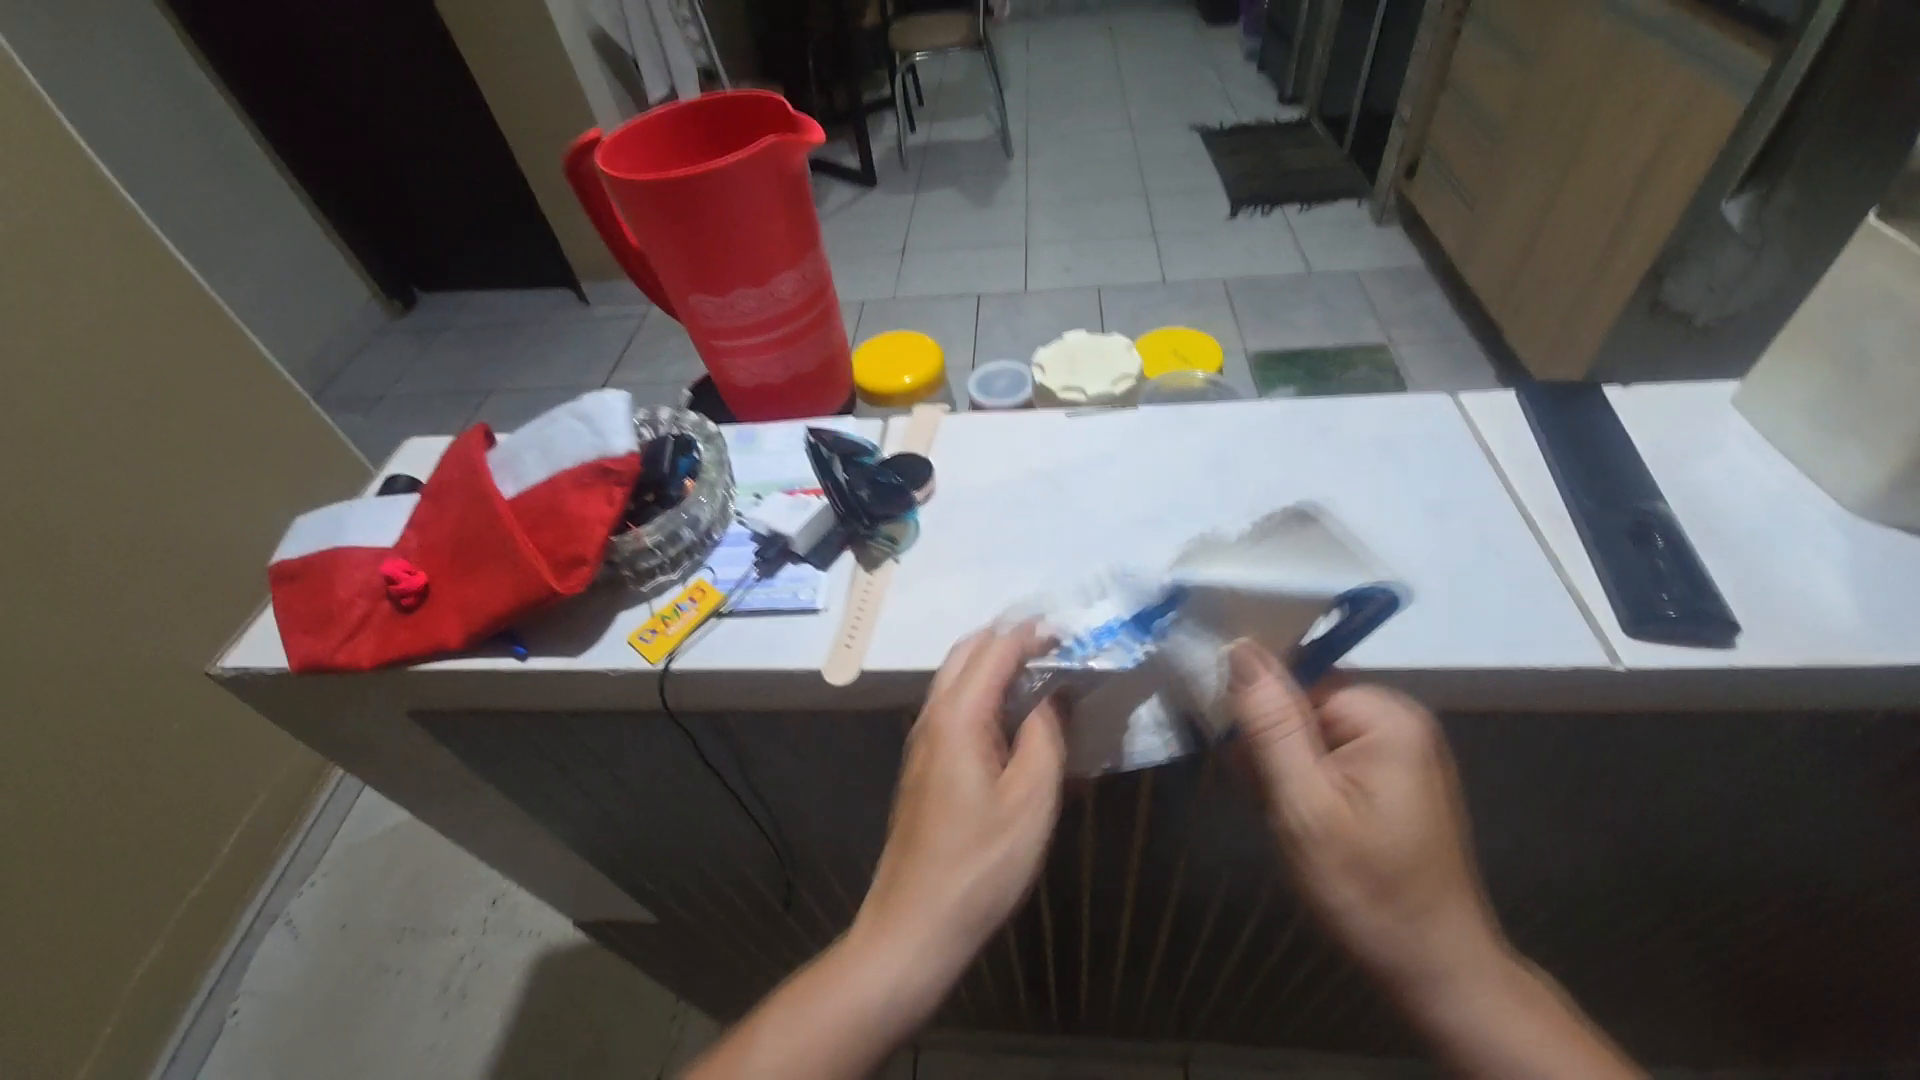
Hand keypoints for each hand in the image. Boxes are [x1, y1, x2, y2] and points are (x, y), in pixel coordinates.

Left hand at [853, 623, 1066, 985]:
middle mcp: (932, 717)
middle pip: (967, 654)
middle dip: (1009, 640)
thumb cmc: (980, 864)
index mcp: (957, 716)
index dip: (1033, 635)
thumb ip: (1045, 736)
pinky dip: (984, 696)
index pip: (995, 650)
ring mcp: (922, 742)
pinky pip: (953, 709)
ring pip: (956, 680)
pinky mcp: (923, 766)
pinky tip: (1015, 722)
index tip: (1071, 635)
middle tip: (1056, 649)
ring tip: (1042, 678)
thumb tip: (1053, 695)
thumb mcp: (1031, 801)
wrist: (915, 923)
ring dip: (994, 667)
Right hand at [1227, 640, 1503, 1000]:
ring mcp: (1396, 748)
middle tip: (1274, 803)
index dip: (1258, 717)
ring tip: (1291, 820)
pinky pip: (1325, 757)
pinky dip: (1302, 785)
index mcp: (1384, 714)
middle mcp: (1396, 719)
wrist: (1433, 968)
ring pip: (1305, 734)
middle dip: (1271, 750)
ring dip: (1283, 771)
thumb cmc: (1367, 889)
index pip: (1293, 679)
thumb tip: (1239, 647)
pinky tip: (1305, 824)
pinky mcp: (1388, 776)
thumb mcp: (1304, 806)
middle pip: (1299, 704)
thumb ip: (1270, 724)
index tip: (1246, 764)